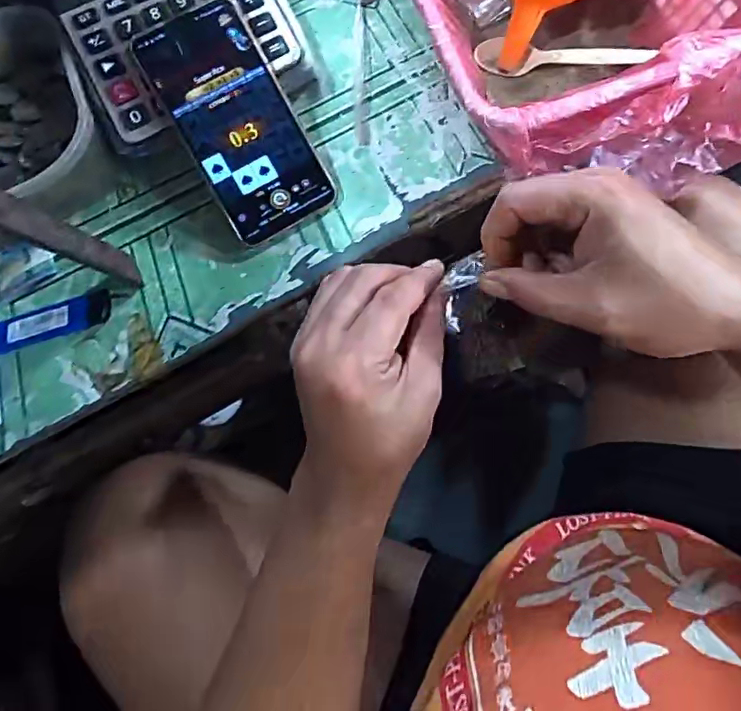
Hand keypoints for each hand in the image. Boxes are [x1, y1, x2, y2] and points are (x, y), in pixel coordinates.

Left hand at [291, 261, 445, 509]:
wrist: (342, 473)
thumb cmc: (392, 441)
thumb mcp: (425, 389)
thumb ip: (429, 333)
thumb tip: (436, 288)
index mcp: (356, 361)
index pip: (391, 298)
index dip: (419, 278)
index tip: (441, 267)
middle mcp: (322, 343)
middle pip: (362, 280)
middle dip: (398, 272)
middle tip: (425, 281)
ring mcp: (305, 341)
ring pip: (340, 280)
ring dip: (374, 275)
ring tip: (402, 287)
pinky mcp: (299, 342)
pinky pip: (326, 294)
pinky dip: (353, 287)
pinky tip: (374, 298)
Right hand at [478, 168, 740, 358]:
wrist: (739, 309)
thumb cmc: (665, 303)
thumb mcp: (588, 304)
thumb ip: (529, 290)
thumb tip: (488, 280)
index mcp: (589, 191)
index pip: (512, 198)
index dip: (495, 237)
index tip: (498, 277)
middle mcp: (598, 181)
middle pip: (530, 201)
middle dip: (518, 244)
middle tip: (527, 286)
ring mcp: (614, 194)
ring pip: (551, 213)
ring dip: (540, 248)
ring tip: (554, 287)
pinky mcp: (625, 210)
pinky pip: (575, 220)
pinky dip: (563, 248)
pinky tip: (577, 278)